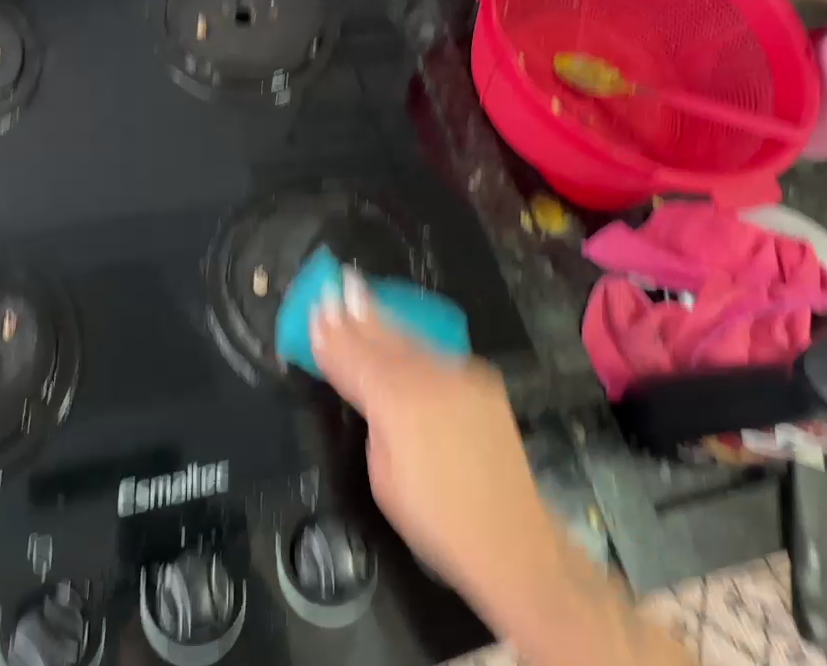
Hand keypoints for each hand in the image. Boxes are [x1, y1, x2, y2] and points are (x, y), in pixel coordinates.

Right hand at [308, 269, 551, 604]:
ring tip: (357, 292)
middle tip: (331, 287)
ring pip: (410, 339)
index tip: (314, 309)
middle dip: (354, 313)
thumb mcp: (383, 474)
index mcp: (399, 402)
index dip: (332, 336)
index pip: (355, 360)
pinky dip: (409, 337)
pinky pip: (434, 352)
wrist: (512, 539)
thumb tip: (361, 387)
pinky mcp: (483, 382)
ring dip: (380, 316)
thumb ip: (372, 417)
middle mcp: (431, 378)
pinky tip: (396, 327)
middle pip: (382, 339)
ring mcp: (461, 376)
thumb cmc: (435, 520)